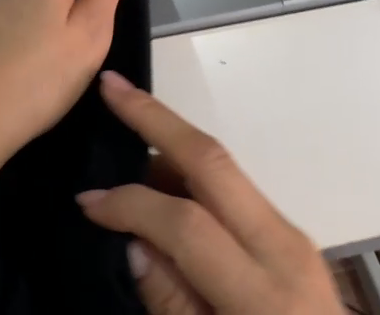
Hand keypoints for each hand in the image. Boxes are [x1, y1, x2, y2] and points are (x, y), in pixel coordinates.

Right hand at [78, 72, 342, 314]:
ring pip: (223, 167)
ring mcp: (293, 236)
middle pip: (212, 161)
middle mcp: (284, 248)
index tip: (86, 203)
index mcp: (265, 293)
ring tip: (123, 135)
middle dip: (156, 117)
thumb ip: (173, 303)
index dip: (130, 205)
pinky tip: (161, 180)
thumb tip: (134, 242)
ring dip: (170, 143)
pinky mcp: (291, 237)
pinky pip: (233, 190)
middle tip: (110, 87)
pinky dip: (191, 174)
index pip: (187, 223)